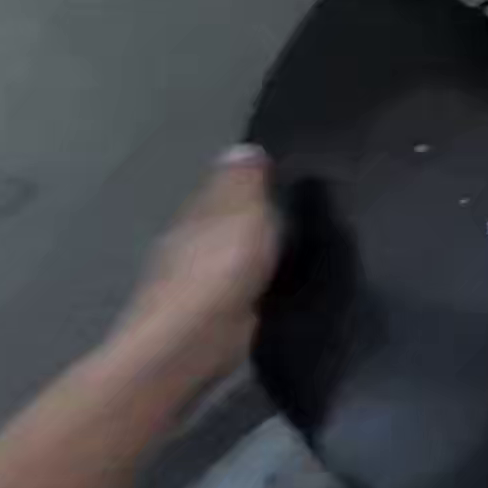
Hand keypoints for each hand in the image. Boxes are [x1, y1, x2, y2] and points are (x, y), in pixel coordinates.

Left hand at [111, 145, 280, 388]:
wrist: (193, 340)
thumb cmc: (221, 267)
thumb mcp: (241, 215)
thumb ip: (244, 185)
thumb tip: (241, 147)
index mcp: (194, 220)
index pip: (220, 191)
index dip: (247, 179)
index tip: (282, 171)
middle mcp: (190, 246)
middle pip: (224, 222)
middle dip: (252, 213)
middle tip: (297, 202)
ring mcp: (199, 282)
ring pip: (233, 251)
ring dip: (256, 245)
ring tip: (298, 237)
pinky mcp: (216, 310)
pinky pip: (244, 279)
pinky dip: (259, 272)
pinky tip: (281, 272)